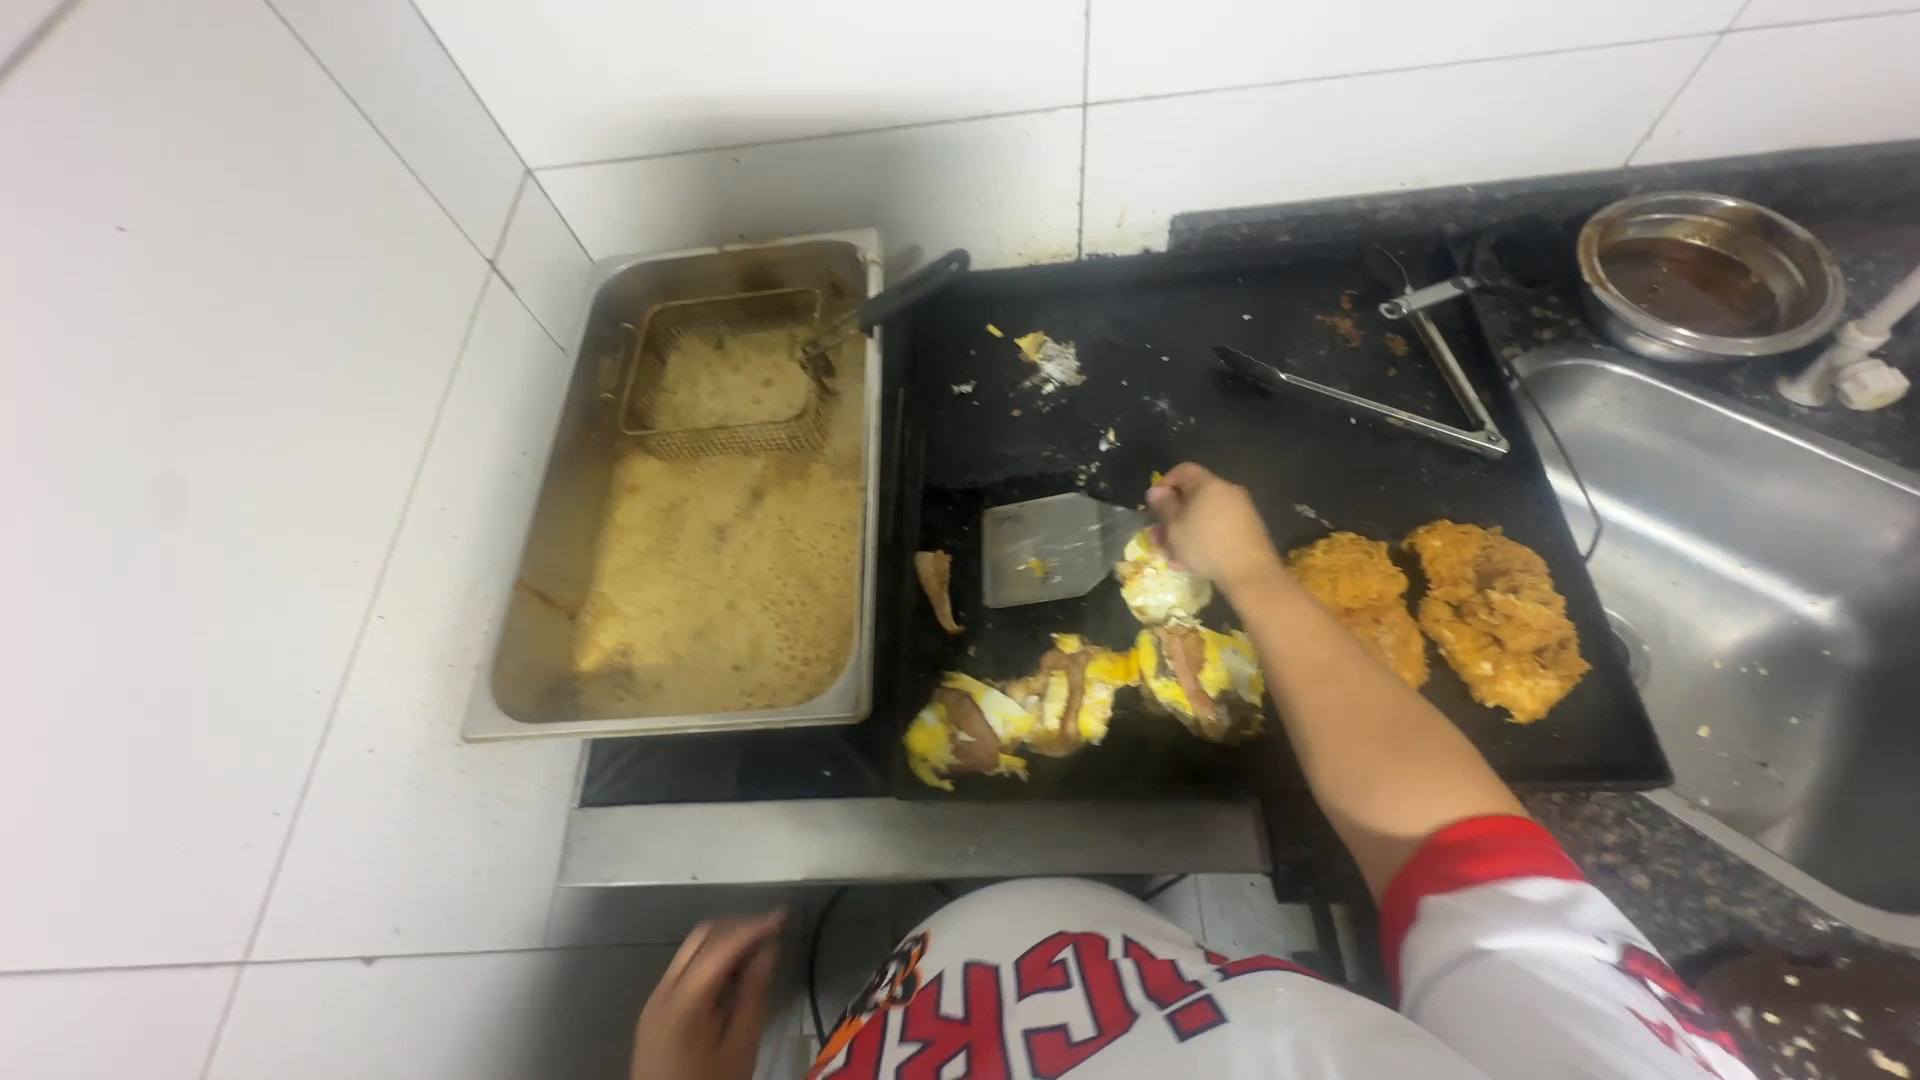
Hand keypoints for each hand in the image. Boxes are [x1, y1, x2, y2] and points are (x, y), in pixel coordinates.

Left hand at [631, 912, 783, 1079]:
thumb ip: (753, 995)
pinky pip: (684, 969)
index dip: (754, 926)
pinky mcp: (654, 1012)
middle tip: (770, 932)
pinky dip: (710, 960)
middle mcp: (663, 991)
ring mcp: (654, 1001)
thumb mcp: (739, 1049)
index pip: (722, 945)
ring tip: (757, 950)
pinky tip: (732, 973)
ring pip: (691, 950)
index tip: (782, 918)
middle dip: (738, 928)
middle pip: (702, 937)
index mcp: (684, 1001)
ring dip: (724, 942)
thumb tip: (768, 950)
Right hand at [1145, 462, 1282, 592]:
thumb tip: (1156, 490)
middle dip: (1172, 515)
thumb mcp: (1174, 525)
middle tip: (1159, 536)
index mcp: (1208, 484)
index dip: (1164, 483)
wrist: (1250, 571)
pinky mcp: (1248, 529)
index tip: (1153, 504)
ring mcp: (1240, 510)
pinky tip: (1193, 559)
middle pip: (1193, 496)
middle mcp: (1227, 491)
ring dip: (1185, 531)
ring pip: (1203, 515)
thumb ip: (1163, 504)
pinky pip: (1218, 527)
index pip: (1183, 470)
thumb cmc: (1205, 544)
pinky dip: (1202, 538)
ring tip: (1173, 554)